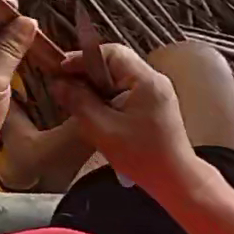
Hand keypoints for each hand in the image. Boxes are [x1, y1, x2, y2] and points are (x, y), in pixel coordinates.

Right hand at [50, 43, 201, 195]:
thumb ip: (79, 103)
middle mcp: (154, 81)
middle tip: (65, 81)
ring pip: (119, 76)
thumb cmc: (142, 156)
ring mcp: (156, 92)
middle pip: (116, 62)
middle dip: (88, 70)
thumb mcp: (103, 129)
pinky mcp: (154, 104)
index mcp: (146, 82)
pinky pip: (126, 89)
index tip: (62, 68)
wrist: (176, 180)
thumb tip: (58, 84)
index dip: (83, 57)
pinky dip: (107, 93)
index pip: (112, 53)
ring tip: (75, 95)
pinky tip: (93, 107)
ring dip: (96, 83)